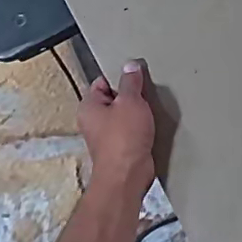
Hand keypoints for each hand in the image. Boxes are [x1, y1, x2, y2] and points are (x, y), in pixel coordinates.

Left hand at [79, 59, 156, 193]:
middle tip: (147, 90)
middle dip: (131, 94)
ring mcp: (106, 135)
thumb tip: (130, 65)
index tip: (137, 75)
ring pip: (124, 114)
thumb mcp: (130, 101)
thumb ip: (131, 81)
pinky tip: (152, 123)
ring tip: (152, 106)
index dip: (120, 76)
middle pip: (114, 97)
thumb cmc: (124, 136)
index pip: (102, 81)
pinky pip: (130, 129)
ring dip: (138, 111)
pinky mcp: (120, 147)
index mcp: (89, 106)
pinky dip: (141, 125)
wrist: (128, 176)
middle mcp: (93, 120)